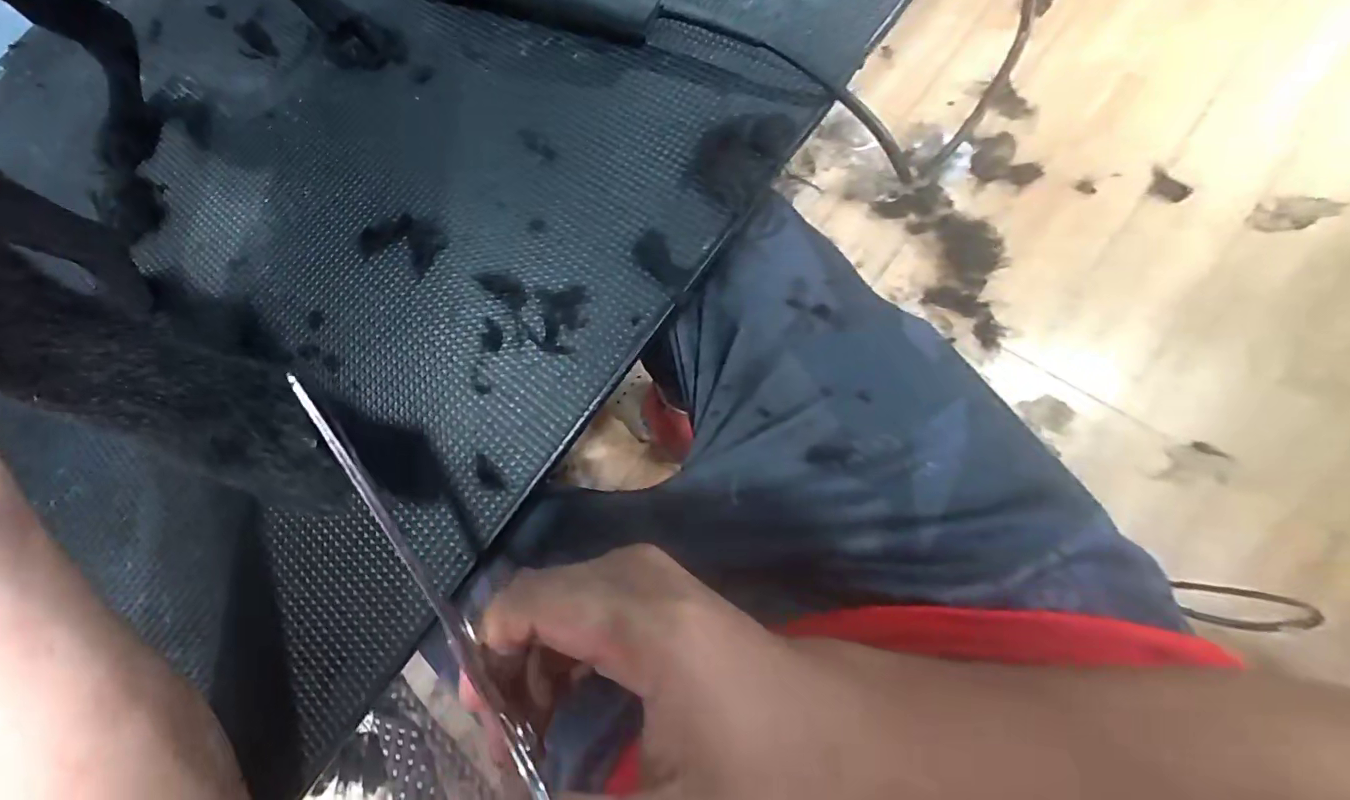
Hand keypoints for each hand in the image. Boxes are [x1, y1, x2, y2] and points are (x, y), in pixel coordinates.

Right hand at [481, 546, 881, 798]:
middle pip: (535, 601)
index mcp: (636, 616)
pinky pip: (585, 607)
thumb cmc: (773, 783)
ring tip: (534, 736)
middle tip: (508, 744)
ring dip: (535, 666)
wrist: (863, 748)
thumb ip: (575, 797)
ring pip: (557, 603)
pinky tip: (570, 709)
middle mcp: (634, 572)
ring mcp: (649, 575)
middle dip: (508, 669)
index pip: (521, 603)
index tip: (486, 731)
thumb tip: (500, 789)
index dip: (487, 662)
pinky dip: (565, 655)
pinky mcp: (660, 590)